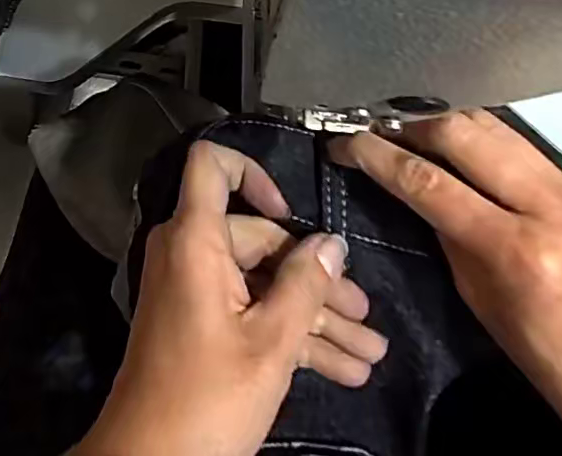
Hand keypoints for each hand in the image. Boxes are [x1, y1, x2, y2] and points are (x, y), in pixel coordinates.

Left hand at [74, 141, 388, 455]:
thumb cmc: (207, 397)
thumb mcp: (269, 342)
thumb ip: (305, 285)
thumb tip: (333, 243)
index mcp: (196, 237)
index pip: (210, 165)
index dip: (251, 172)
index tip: (289, 211)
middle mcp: (191, 251)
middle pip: (259, 240)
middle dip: (317, 280)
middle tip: (366, 312)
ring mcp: (195, 288)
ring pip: (262, 284)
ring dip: (314, 317)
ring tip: (370, 351)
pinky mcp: (202, 322)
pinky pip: (250, 311)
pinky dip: (290, 335)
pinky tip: (344, 368)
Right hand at [331, 111, 561, 455]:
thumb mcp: (488, 311)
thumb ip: (452, 241)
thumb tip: (418, 194)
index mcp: (522, 253)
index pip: (429, 182)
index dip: (377, 155)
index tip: (347, 144)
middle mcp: (553, 208)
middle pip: (463, 132)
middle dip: (409, 121)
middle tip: (376, 126)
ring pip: (495, 127)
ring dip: (444, 120)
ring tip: (409, 125)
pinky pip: (522, 147)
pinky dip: (481, 137)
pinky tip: (461, 144)